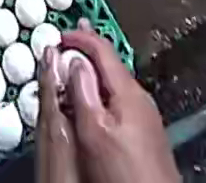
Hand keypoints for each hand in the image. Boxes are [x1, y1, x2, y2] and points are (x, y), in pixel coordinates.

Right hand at [38, 23, 179, 182]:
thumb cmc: (126, 174)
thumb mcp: (95, 131)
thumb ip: (83, 93)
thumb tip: (75, 62)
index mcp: (127, 91)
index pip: (102, 49)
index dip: (80, 37)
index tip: (61, 36)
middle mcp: (139, 97)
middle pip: (110, 61)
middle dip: (89, 47)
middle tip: (72, 36)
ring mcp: (144, 115)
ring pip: (114, 79)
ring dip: (94, 68)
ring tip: (78, 62)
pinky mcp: (145, 132)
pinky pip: (119, 96)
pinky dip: (102, 87)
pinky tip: (95, 97)